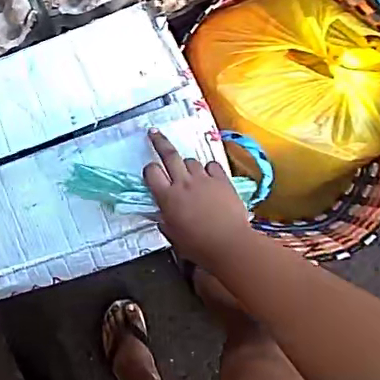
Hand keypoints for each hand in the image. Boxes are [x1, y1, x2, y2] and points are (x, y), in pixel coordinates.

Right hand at [142, 129, 257, 264]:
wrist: (230, 244)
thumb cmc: (198, 246)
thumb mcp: (173, 235)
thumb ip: (165, 220)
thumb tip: (162, 214)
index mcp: (168, 197)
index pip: (151, 172)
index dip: (149, 170)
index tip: (151, 171)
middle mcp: (184, 183)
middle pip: (169, 154)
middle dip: (159, 142)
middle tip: (153, 133)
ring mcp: (204, 179)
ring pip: (191, 161)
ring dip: (187, 165)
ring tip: (190, 175)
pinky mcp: (222, 180)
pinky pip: (212, 165)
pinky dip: (208, 169)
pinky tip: (209, 177)